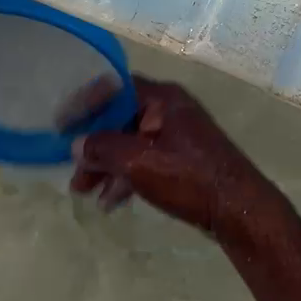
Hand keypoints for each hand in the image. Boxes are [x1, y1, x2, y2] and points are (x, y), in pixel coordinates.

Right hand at [68, 76, 269, 235]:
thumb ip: (102, 148)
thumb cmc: (188, 178)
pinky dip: (125, 178)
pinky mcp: (182, 162)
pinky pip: (143, 162)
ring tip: (85, 192)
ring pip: (129, 145)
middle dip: (92, 147)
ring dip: (105, 167)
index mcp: (162, 100)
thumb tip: (77, 145)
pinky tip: (111, 202)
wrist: (239, 211)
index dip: (84, 105)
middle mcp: (169, 111)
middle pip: (118, 121)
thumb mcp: (138, 162)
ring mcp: (177, 137)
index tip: (62, 126)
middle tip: (73, 171)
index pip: (113, 88)